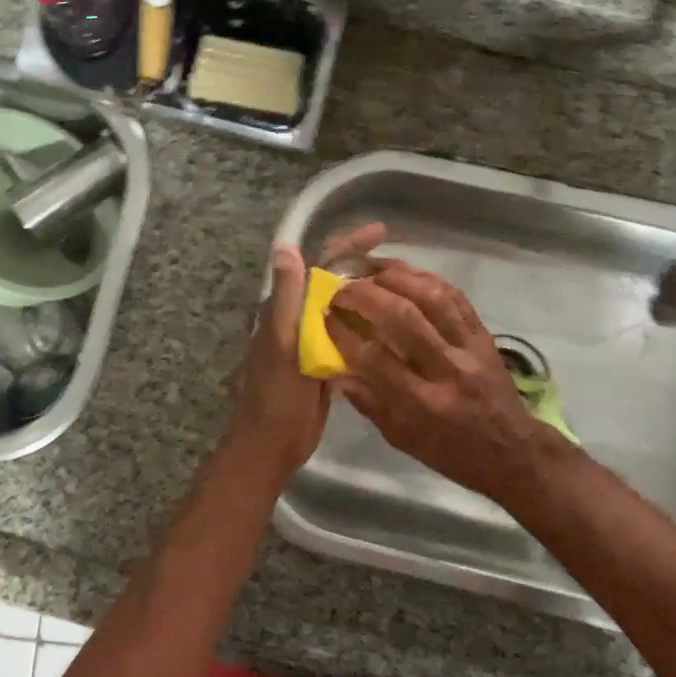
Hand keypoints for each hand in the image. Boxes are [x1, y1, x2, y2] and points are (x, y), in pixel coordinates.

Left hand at [227, 224, 385, 475]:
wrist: (271, 445)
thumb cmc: (275, 393)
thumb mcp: (282, 342)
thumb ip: (287, 297)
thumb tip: (285, 247)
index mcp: (284, 309)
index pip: (316, 265)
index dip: (347, 245)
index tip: (381, 232)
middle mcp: (296, 318)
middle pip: (331, 282)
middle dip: (362, 265)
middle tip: (401, 261)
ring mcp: (310, 340)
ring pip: (341, 308)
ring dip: (367, 294)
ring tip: (403, 287)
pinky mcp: (322, 362)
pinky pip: (347, 335)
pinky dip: (367, 325)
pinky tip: (392, 326)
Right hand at [328, 261, 561, 503]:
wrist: (512, 451)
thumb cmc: (451, 451)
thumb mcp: (402, 439)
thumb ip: (369, 402)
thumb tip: (336, 369)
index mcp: (424, 403)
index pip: (376, 358)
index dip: (344, 333)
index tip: (324, 317)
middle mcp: (448, 370)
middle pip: (403, 318)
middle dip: (365, 296)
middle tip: (340, 289)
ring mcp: (470, 347)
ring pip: (431, 297)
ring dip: (394, 277)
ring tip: (367, 270)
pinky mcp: (483, 334)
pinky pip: (454, 295)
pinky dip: (425, 279)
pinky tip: (402, 274)